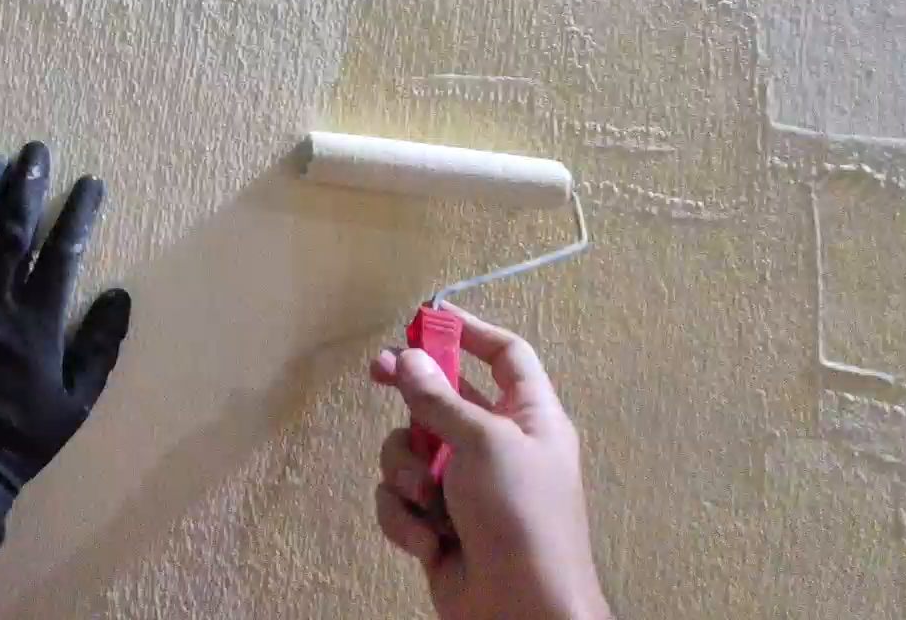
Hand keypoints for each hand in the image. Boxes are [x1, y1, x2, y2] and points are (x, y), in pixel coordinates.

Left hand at [0, 141, 132, 549]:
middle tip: (36, 149)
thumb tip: (121, 293)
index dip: (78, 211)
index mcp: (37, 319)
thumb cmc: (24, 433)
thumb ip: (101, 344)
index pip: (62, 249)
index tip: (91, 183)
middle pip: (13, 228)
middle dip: (27, 184)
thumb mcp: (78, 398)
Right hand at [371, 304, 610, 619]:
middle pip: (442, 395)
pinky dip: (406, 515)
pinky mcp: (436, 520)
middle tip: (378, 373)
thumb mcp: (483, 443)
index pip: (506, 356)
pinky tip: (428, 540)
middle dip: (409, 390)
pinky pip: (400, 495)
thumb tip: (406, 357)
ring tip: (426, 499)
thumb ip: (438, 397)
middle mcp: (496, 445)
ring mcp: (464, 484)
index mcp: (528, 419)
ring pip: (409, 446)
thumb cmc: (520, 517)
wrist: (522, 618)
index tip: (428, 315)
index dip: (470, 331)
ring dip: (407, 470)